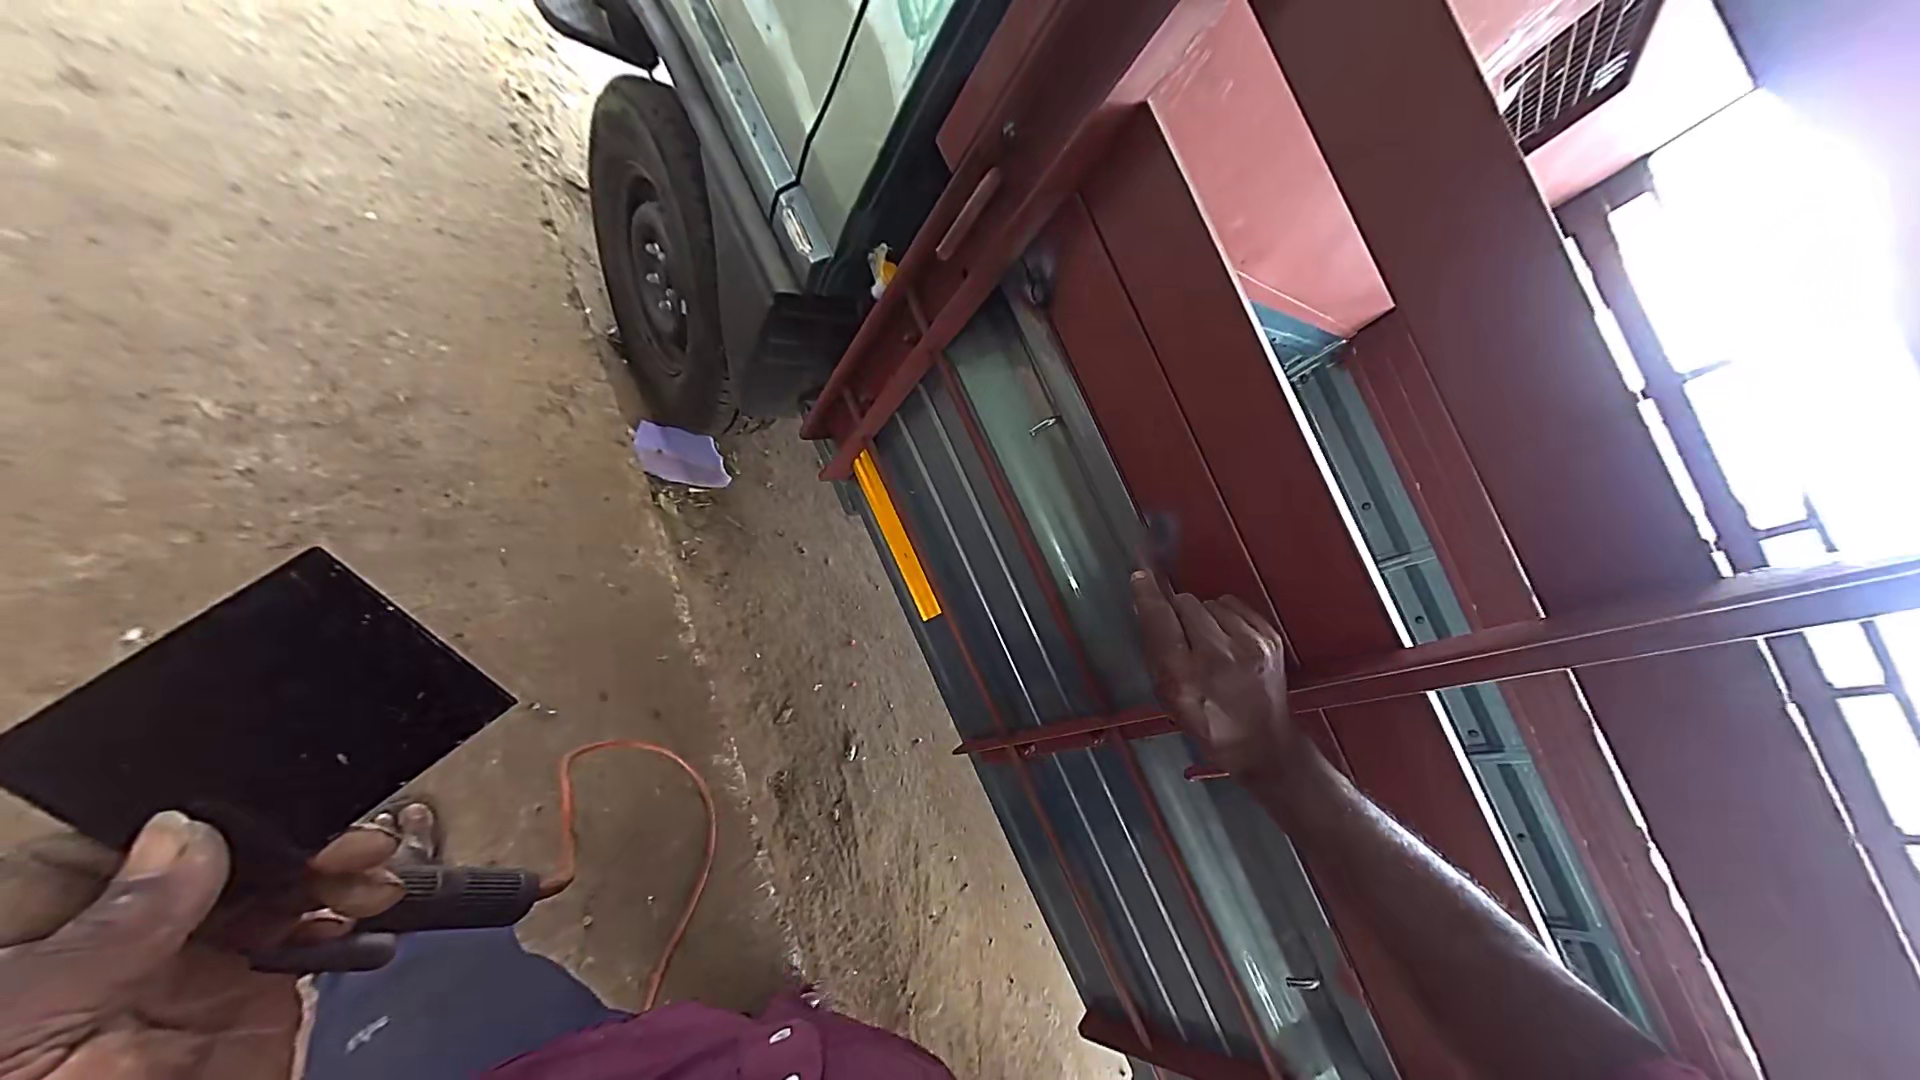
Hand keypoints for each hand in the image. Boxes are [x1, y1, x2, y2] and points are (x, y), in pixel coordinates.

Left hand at [0, 811, 402, 1079]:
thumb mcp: (20, 1027)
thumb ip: (106, 929)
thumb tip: (186, 827)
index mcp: (39, 947)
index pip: (115, 849)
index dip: (190, 818)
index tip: (253, 805)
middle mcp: (121, 953)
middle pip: (221, 863)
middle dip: (294, 839)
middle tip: (348, 839)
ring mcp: (196, 977)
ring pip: (278, 891)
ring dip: (335, 869)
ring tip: (373, 869)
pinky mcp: (258, 1001)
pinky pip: (312, 936)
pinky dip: (347, 913)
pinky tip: (361, 910)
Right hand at [1130, 570, 1311, 778]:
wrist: (1259, 740)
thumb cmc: (1206, 721)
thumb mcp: (1166, 693)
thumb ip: (1154, 649)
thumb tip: (1145, 607)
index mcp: (1184, 674)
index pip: (1160, 617)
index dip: (1147, 593)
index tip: (1141, 577)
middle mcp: (1218, 656)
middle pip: (1185, 602)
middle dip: (1177, 612)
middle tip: (1181, 634)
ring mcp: (1249, 645)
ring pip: (1209, 602)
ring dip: (1203, 617)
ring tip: (1208, 642)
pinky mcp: (1269, 638)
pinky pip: (1234, 605)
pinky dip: (1225, 617)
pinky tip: (1226, 640)